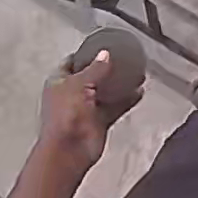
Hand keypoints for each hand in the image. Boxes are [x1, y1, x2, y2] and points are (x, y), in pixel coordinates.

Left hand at [34, 51, 140, 181]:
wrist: (69, 150)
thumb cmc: (64, 117)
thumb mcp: (79, 84)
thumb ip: (95, 69)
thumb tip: (105, 55)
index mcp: (59, 83)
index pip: (71, 62)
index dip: (83, 54)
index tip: (97, 46)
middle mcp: (71, 95)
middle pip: (90, 77)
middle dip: (104, 68)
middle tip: (120, 58)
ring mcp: (85, 109)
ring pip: (105, 92)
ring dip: (118, 84)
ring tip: (134, 73)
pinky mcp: (98, 121)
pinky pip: (115, 107)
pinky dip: (127, 100)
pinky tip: (138, 92)